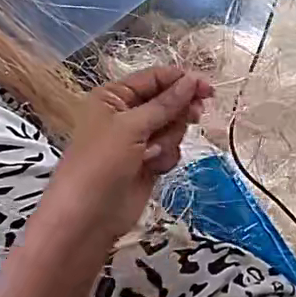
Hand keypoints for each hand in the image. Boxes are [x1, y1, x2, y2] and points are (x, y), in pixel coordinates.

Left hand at [38, 66, 213, 242]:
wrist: (88, 218)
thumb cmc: (101, 164)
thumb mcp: (131, 127)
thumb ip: (166, 103)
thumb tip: (193, 80)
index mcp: (114, 96)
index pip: (154, 78)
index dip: (181, 80)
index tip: (207, 88)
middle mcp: (126, 114)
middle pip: (168, 100)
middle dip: (179, 110)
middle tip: (196, 116)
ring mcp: (138, 139)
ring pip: (173, 126)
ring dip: (169, 138)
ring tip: (153, 154)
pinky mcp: (148, 162)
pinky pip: (171, 149)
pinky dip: (167, 156)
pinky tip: (154, 168)